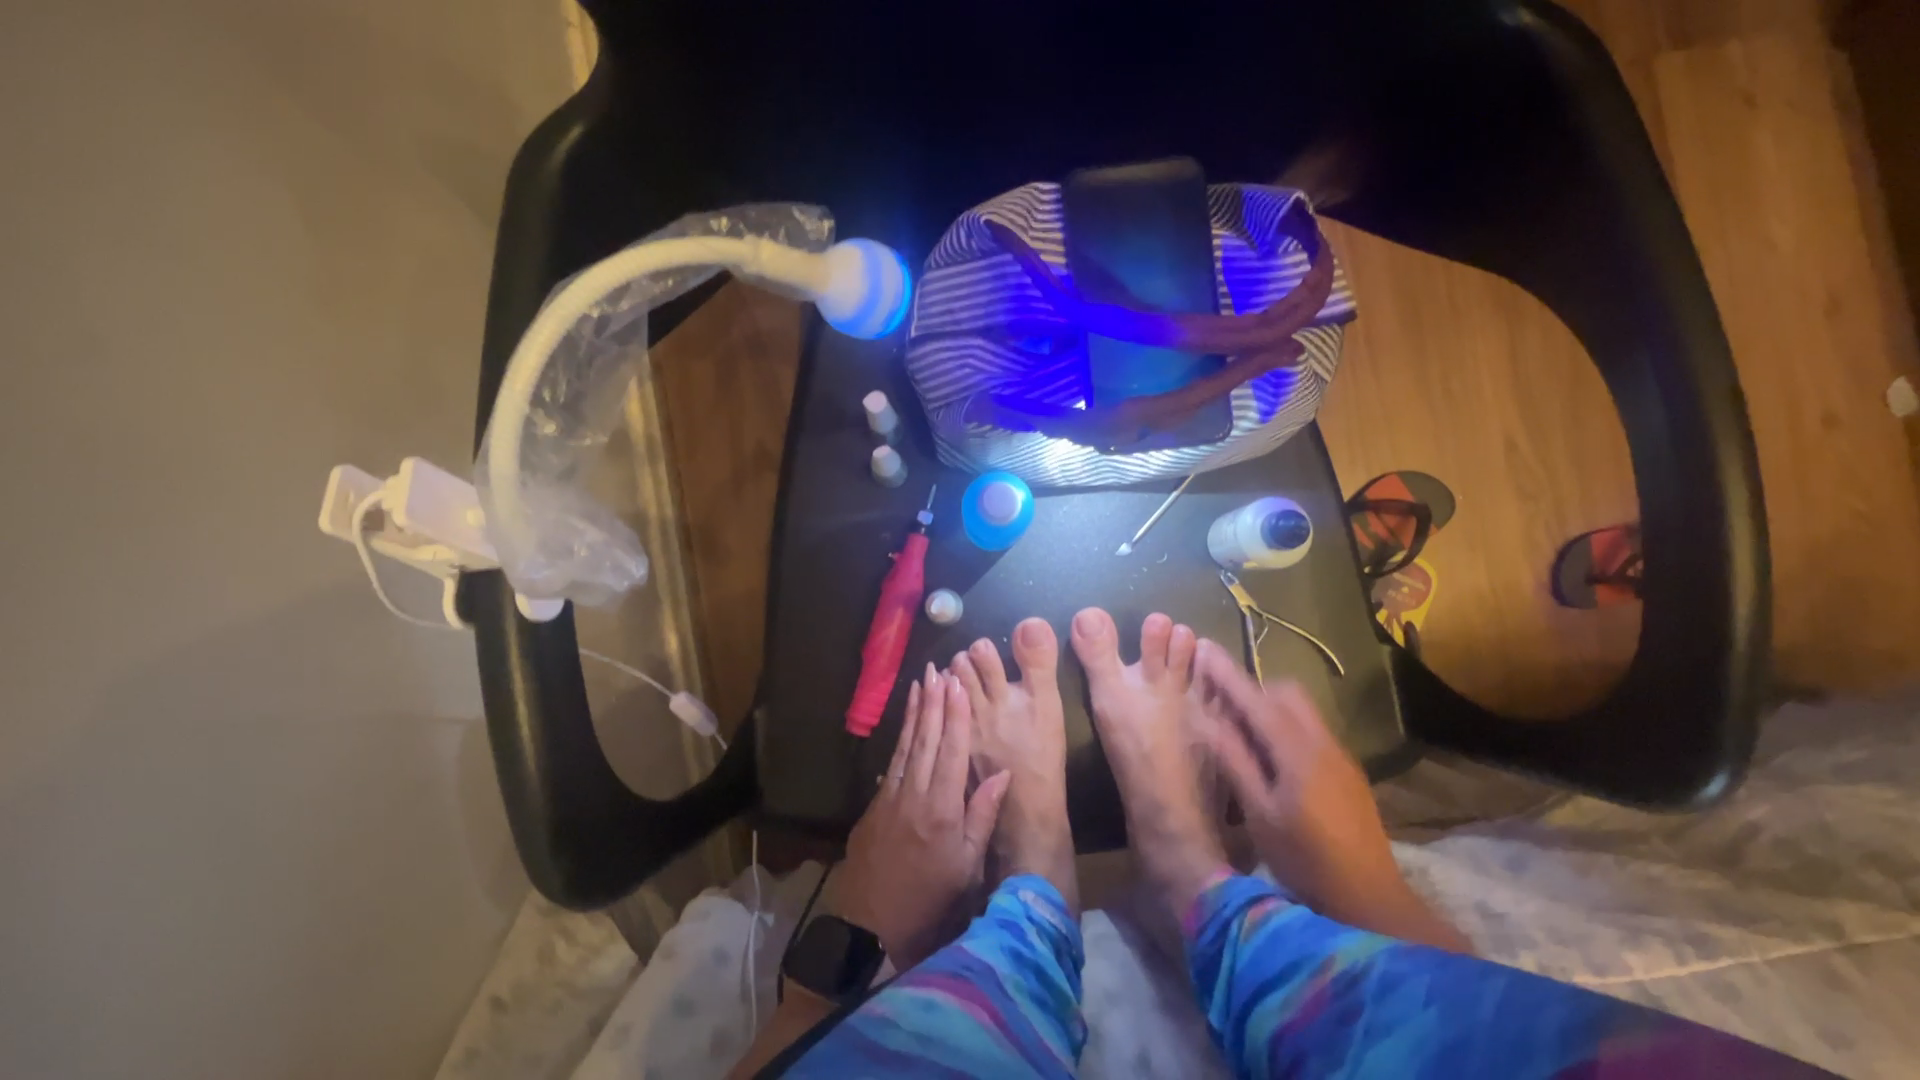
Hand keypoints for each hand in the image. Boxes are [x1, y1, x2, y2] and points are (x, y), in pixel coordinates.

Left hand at [832, 665, 1011, 969]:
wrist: (870, 928)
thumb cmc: (930, 901)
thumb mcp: (968, 866)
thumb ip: (983, 815)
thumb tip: (1002, 772)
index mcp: (942, 808)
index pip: (951, 749)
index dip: (955, 714)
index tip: (957, 683)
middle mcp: (913, 795)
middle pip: (925, 739)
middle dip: (933, 702)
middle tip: (938, 669)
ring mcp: (889, 800)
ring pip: (905, 747)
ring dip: (914, 713)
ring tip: (920, 684)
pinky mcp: (873, 809)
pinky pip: (891, 765)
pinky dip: (899, 741)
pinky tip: (905, 727)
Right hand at [1190, 641, 1459, 944]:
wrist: (1370, 899)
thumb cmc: (1305, 859)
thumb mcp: (1260, 813)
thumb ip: (1234, 760)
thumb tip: (1206, 717)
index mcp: (1296, 750)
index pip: (1255, 699)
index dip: (1227, 673)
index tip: (1203, 647)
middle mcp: (1323, 742)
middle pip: (1286, 693)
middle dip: (1253, 689)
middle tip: (1220, 705)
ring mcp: (1341, 756)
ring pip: (1301, 711)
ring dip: (1270, 709)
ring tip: (1241, 734)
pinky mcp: (1348, 773)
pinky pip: (1312, 732)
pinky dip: (1286, 729)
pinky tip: (1272, 762)